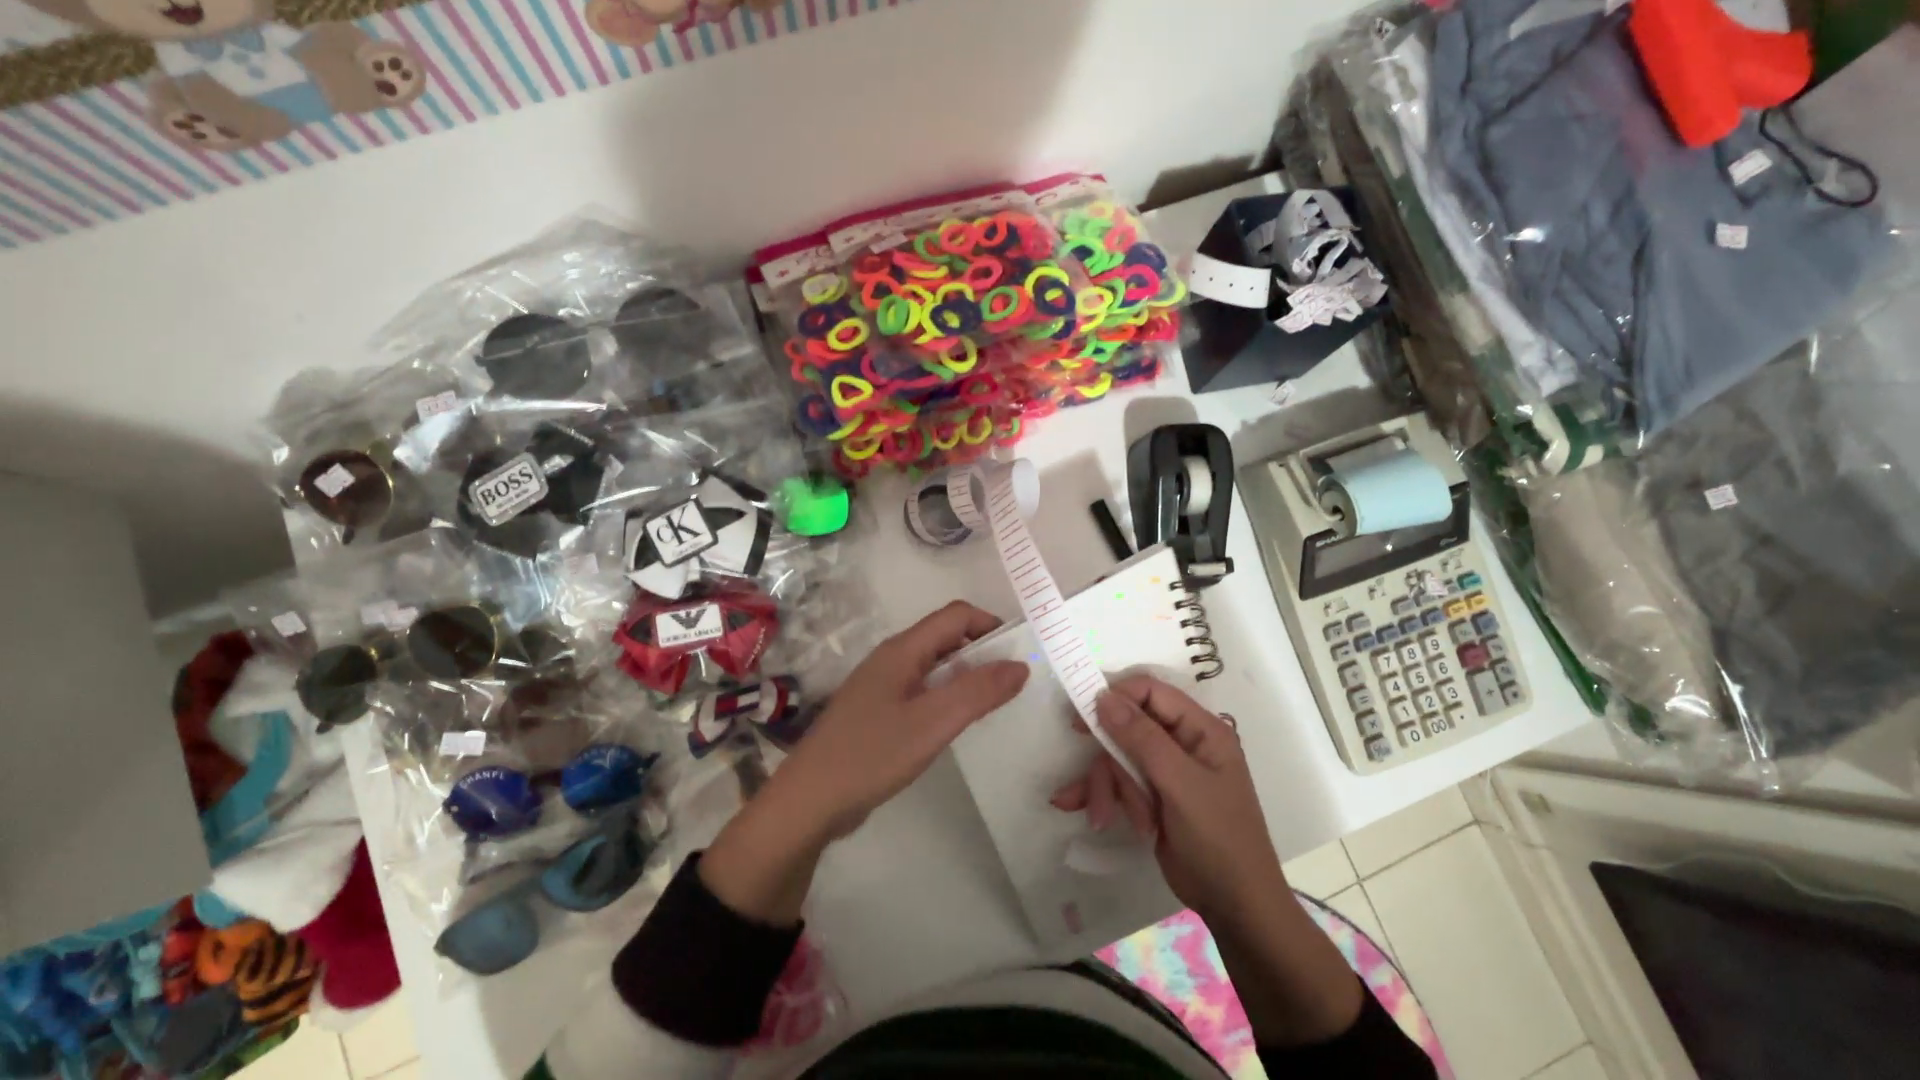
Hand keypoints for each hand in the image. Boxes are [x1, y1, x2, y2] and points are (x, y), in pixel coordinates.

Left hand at [767, 600, 1029, 840]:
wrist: (810, 800)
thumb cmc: (871, 754)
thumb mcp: (932, 722)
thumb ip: (977, 692)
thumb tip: (1020, 664)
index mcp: (902, 651)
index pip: (956, 616)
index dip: (991, 625)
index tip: (1023, 652)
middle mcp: (891, 661)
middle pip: (945, 638)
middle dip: (983, 652)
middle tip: (1018, 683)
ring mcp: (882, 689)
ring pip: (934, 668)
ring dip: (967, 678)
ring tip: (997, 705)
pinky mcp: (877, 716)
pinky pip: (922, 694)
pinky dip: (947, 700)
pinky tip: (959, 727)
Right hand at [1051, 674, 1286, 924]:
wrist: (1234, 902)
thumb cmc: (1217, 836)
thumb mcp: (1179, 784)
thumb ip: (1141, 738)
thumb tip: (1103, 695)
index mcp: (1201, 729)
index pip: (1151, 692)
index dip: (1117, 696)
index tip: (1082, 714)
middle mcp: (1183, 744)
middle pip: (1127, 728)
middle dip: (1108, 759)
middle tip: (1087, 776)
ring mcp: (1166, 772)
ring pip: (1117, 758)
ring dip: (1104, 786)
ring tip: (1097, 815)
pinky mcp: (1152, 798)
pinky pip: (1118, 784)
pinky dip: (1101, 797)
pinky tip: (1084, 812)